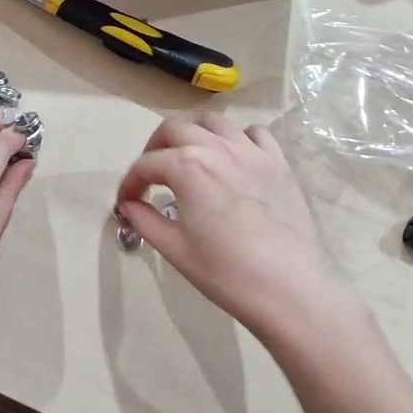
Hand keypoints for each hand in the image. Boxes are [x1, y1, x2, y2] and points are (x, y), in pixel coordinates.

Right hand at [115, 115, 339, 344]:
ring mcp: (251, 152)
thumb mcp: (175, 249)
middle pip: (174, 129)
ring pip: (214, 123)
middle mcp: (217, 148)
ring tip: (191, 161)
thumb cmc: (225, 272)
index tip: (126, 201)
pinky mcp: (278, 163)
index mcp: (187, 167)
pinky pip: (254, 134)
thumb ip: (145, 220)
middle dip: (155, 149)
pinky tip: (234, 162)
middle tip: (152, 177)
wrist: (287, 289)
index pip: (146, 164)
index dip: (130, 182)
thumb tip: (128, 205)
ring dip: (194, 136)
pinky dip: (237, 140)